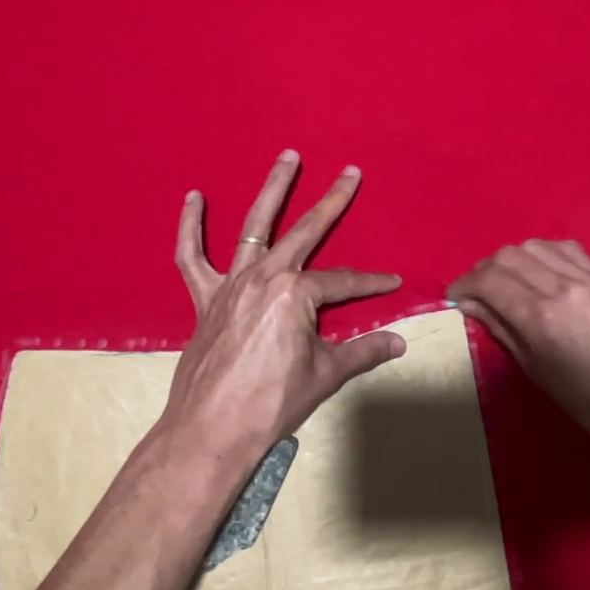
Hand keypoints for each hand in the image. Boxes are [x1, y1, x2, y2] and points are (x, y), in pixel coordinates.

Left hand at [165, 150, 406, 455]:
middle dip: (332, 201)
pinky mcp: (205, 298)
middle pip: (305, 232)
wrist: (210, 431)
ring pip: (254, 226)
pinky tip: (194, 198)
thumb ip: (364, 351)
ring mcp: (231, 284)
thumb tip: (399, 342)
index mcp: (296, 293)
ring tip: (288, 158)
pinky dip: (190, 228)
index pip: (344, 281)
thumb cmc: (272, 403)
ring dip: (273, 190)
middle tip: (350, 173)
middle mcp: (265, 277)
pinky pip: (191, 257)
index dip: (371, 283)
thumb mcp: (326, 374)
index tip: (392, 283)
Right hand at [448, 240, 589, 466]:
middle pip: (508, 256)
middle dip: (483, 269)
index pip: (489, 280)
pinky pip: (564, 248)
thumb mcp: (536, 371)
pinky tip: (538, 270)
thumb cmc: (589, 403)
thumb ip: (502, 329)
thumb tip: (470, 305)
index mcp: (542, 316)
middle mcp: (562, 286)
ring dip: (510, 259)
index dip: (464, 284)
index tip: (454, 297)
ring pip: (534, 246)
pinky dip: (541, 254)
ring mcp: (586, 277)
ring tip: (504, 280)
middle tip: (475, 291)